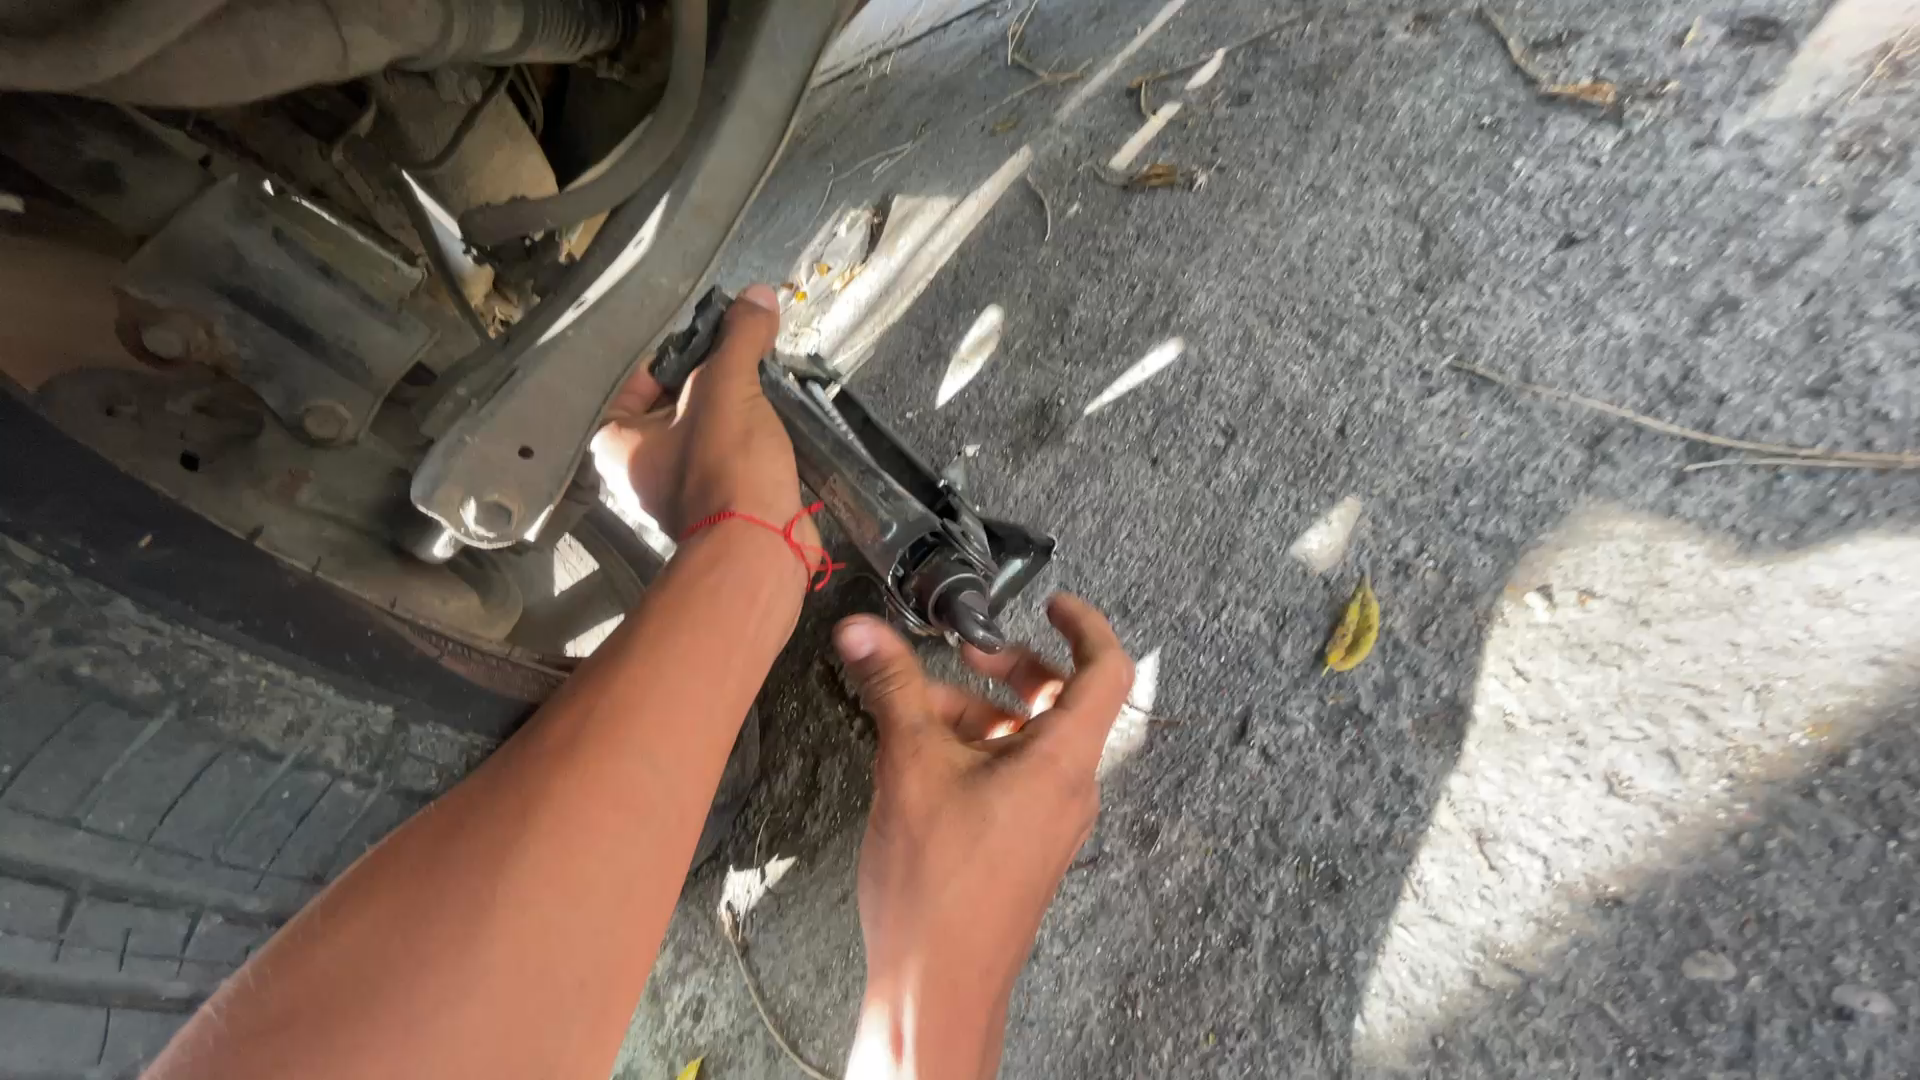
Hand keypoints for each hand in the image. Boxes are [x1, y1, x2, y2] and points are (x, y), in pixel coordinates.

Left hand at [590, 284, 814, 547]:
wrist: (763, 546)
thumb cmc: (725, 465)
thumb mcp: (728, 386)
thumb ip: (740, 338)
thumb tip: (759, 294)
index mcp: (616, 439)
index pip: (641, 372)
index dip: (680, 348)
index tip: (718, 334)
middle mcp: (640, 468)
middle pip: (677, 401)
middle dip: (716, 380)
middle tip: (748, 358)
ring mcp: (681, 492)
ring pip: (708, 432)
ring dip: (738, 412)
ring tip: (768, 387)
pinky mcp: (721, 507)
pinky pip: (733, 459)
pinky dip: (752, 442)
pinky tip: (777, 425)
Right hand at [836, 595, 1133, 1078]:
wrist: (935, 989)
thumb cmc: (937, 888)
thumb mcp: (910, 764)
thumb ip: (893, 686)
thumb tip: (865, 630)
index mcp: (1061, 761)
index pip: (1105, 671)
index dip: (1086, 624)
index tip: (1055, 601)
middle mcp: (1067, 787)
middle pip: (1057, 700)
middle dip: (1008, 668)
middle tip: (965, 656)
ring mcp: (1047, 816)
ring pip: (1023, 737)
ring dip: (975, 711)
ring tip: (916, 709)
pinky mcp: (1023, 838)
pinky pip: (1011, 772)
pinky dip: (975, 748)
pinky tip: (922, 753)